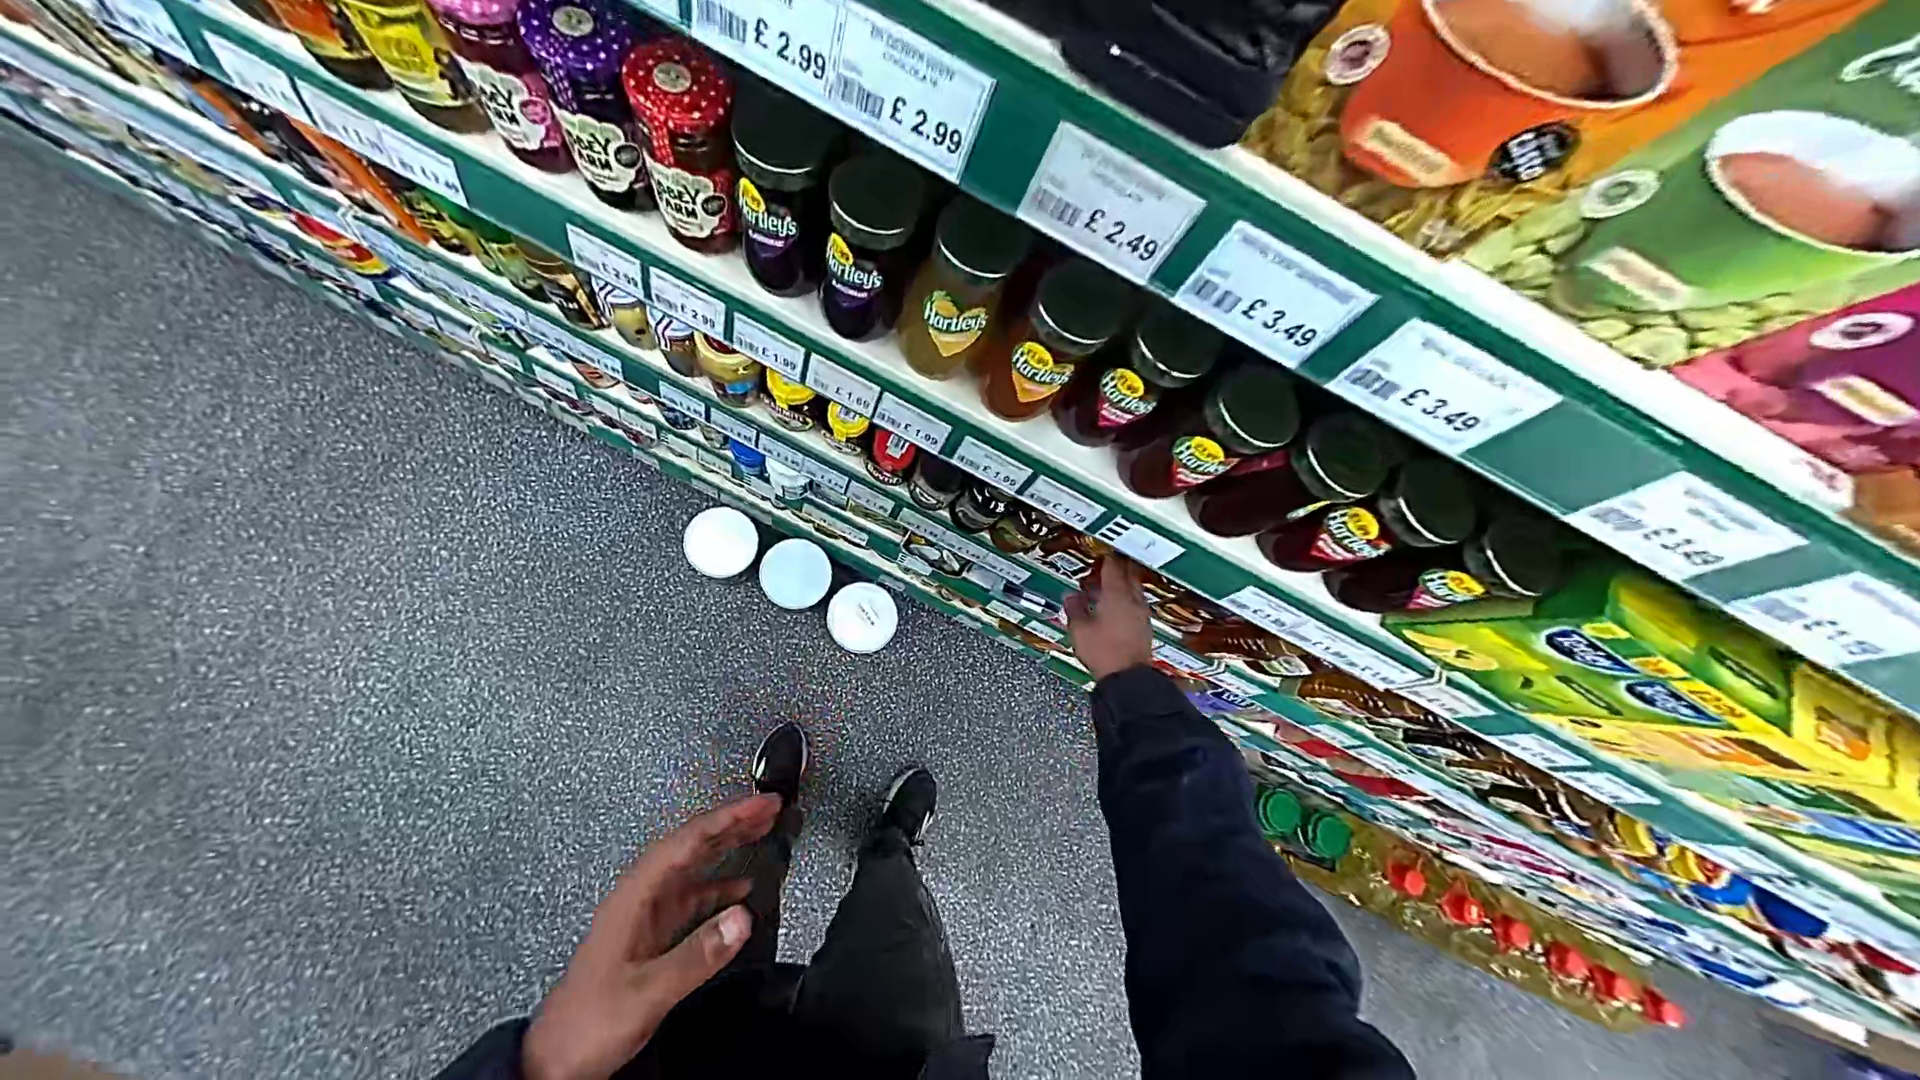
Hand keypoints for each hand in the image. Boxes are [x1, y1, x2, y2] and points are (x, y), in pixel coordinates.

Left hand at [522, 794, 779, 1079]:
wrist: (552, 1064)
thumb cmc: (588, 1024)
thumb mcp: (646, 991)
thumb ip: (697, 954)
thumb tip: (743, 916)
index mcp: (636, 895)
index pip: (689, 840)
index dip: (729, 817)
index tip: (760, 804)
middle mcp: (642, 895)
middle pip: (693, 844)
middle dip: (733, 820)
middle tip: (769, 807)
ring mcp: (648, 912)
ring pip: (694, 864)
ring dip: (728, 844)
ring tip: (761, 830)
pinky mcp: (654, 932)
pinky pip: (695, 893)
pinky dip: (722, 883)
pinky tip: (741, 886)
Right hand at [1065, 555, 1153, 680]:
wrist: (1127, 678)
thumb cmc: (1104, 652)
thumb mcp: (1080, 630)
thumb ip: (1075, 609)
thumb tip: (1070, 597)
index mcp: (1116, 595)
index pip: (1113, 567)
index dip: (1106, 559)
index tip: (1101, 554)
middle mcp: (1132, 601)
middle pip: (1129, 574)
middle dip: (1118, 567)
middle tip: (1107, 564)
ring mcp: (1141, 614)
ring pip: (1134, 588)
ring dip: (1124, 583)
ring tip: (1110, 586)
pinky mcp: (1144, 627)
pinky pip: (1137, 604)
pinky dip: (1128, 599)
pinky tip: (1118, 607)